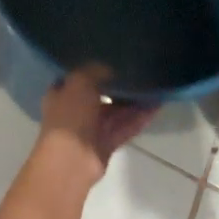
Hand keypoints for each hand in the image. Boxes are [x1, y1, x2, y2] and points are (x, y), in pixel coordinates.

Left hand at [35, 65, 158, 185]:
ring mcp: (91, 129)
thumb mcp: (79, 82)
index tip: (111, 59)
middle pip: (99, 95)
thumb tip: (110, 68)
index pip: (77, 78)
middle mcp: (76, 110)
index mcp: (61, 94)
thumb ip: (95, 71)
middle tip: (139, 73)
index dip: (92, 69)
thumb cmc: (70, 115)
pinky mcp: (106, 144)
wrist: (71, 159)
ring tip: (153, 88)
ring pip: (115, 112)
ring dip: (133, 102)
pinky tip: (156, 107)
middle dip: (118, 86)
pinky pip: (125, 127)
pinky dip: (139, 118)